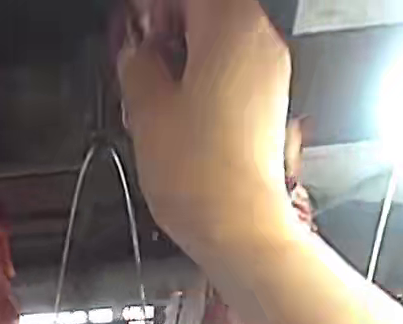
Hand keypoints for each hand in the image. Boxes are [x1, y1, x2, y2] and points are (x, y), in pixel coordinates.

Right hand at [117, 0, 294, 264]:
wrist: (236, 224)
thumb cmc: (199, 175)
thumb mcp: (148, 114)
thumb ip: (137, 70)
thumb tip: (134, 54)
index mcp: (230, 27)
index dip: (154, 8)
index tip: (133, 24)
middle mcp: (259, 42)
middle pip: (210, 13)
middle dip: (169, 30)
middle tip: (135, 60)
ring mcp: (269, 76)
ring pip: (220, 47)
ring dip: (183, 61)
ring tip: (150, 97)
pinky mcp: (266, 109)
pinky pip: (231, 78)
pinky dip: (201, 85)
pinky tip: (176, 117)